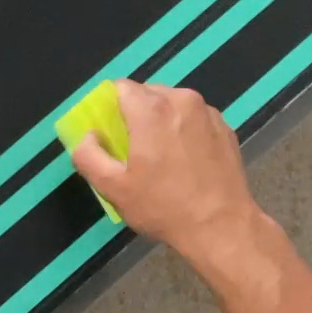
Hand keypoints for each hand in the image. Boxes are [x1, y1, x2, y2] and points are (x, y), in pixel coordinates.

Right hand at [70, 81, 271, 266]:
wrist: (220, 225)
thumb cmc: (162, 206)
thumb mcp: (113, 188)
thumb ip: (89, 157)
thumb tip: (87, 137)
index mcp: (152, 111)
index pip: (121, 88)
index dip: (108, 106)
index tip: (106, 131)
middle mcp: (182, 100)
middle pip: (147, 94)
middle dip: (133, 115)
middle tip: (130, 149)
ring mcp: (208, 112)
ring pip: (172, 104)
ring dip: (159, 122)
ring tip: (158, 156)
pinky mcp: (224, 127)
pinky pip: (193, 119)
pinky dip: (182, 131)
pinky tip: (183, 161)